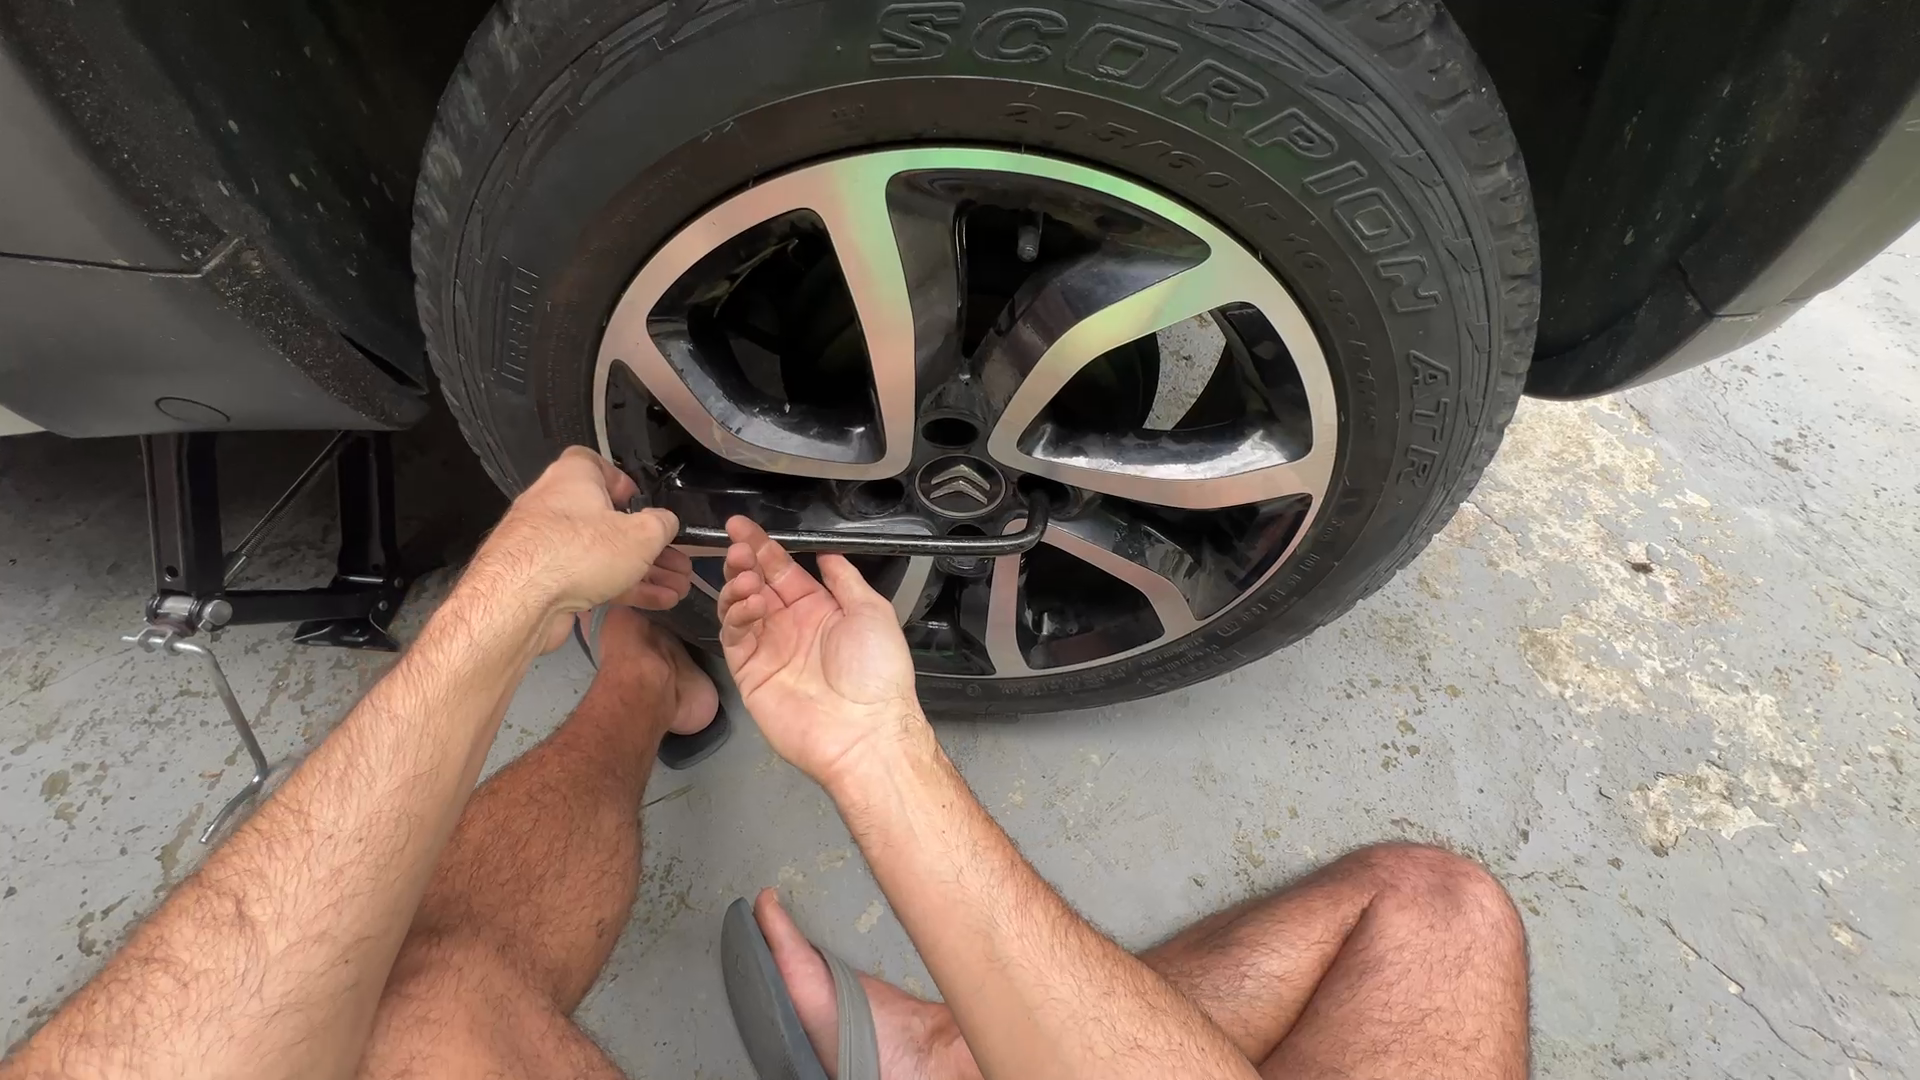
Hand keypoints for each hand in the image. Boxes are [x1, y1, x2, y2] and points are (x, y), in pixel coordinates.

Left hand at [469, 446, 692, 651]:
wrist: (519, 604)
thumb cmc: (576, 553)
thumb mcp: (642, 534)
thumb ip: (662, 524)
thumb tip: (666, 523)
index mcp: (572, 479)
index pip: (594, 463)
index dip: (622, 480)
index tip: (643, 501)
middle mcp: (555, 507)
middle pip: (610, 519)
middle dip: (650, 542)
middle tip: (676, 557)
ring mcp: (549, 546)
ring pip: (606, 554)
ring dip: (645, 570)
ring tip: (677, 586)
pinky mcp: (547, 580)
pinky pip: (594, 578)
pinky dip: (624, 587)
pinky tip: (656, 601)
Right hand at [716, 518, 927, 786]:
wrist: (865, 730)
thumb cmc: (877, 672)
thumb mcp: (872, 611)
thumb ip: (845, 579)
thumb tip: (828, 553)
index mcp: (820, 609)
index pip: (784, 570)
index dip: (764, 547)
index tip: (743, 526)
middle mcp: (792, 626)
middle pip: (758, 583)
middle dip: (744, 559)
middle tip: (735, 542)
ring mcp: (769, 649)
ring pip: (740, 606)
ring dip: (738, 583)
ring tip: (745, 573)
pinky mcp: (750, 672)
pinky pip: (734, 636)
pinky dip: (736, 614)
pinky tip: (750, 601)